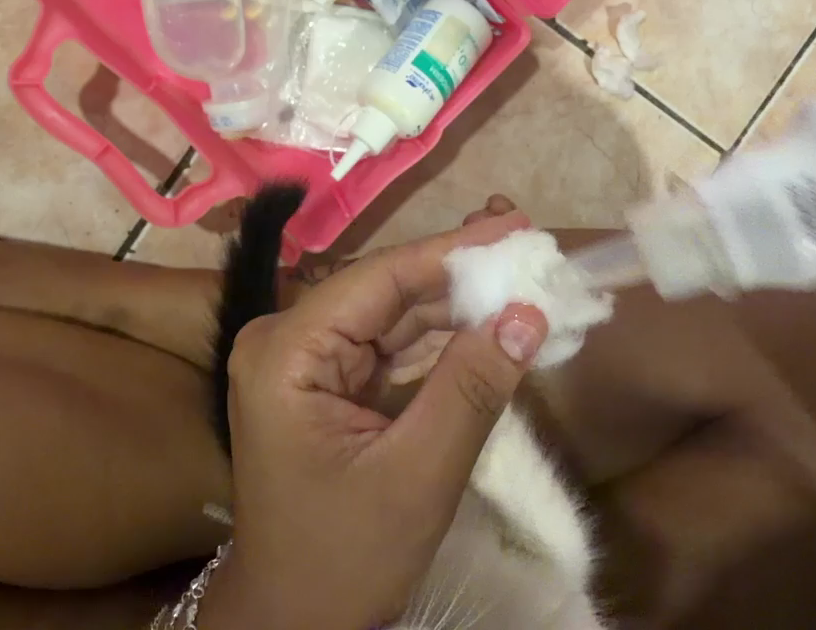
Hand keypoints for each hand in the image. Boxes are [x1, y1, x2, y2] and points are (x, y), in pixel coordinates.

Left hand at [199, 212, 551, 629]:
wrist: (293, 621)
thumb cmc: (345, 556)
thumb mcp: (417, 474)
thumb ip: (470, 387)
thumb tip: (528, 313)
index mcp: (286, 351)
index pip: (379, 280)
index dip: (452, 250)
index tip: (515, 225)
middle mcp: (286, 340)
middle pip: (385, 292)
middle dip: (459, 274)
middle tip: (529, 246)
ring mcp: (303, 360)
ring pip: (391, 317)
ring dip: (455, 304)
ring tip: (519, 276)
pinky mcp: (324, 382)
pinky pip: (388, 349)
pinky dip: (439, 341)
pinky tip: (486, 322)